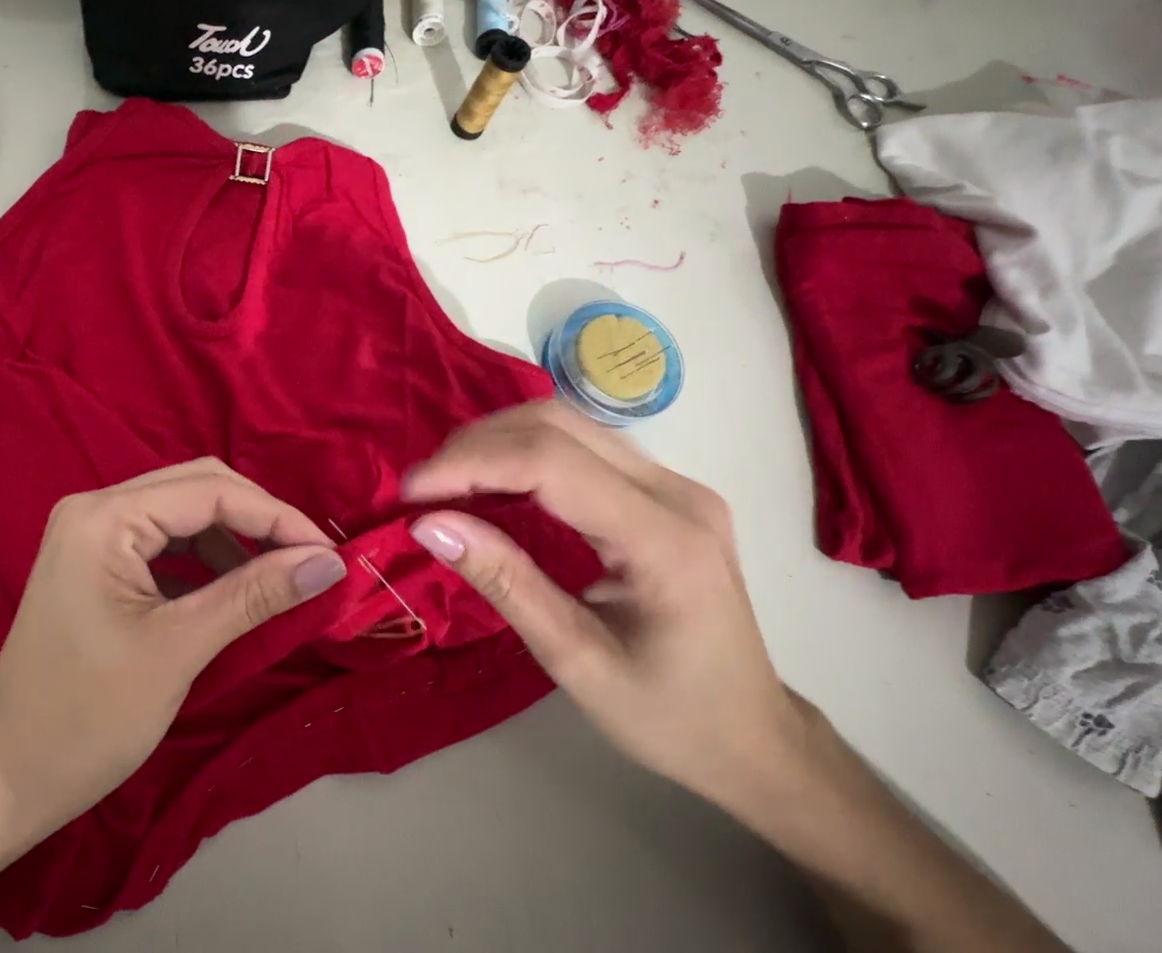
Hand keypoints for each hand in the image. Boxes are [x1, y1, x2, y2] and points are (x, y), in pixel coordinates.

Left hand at [0, 458, 346, 862]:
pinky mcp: (92, 566)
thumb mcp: (179, 649)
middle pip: (196, 489)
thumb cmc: (88, 716)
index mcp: (104, 518)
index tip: (331, 556)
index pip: (210, 491)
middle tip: (310, 564)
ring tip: (279, 581)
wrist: (6, 778)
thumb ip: (255, 595)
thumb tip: (328, 563)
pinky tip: (233, 590)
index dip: (277, 518)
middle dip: (258, 521)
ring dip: (234, 541)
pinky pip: (161, 544)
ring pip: (181, 515)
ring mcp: (88, 536)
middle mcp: (93, 510)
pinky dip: (203, 562)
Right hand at [402, 402, 811, 807]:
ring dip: (497, 443)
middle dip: (476, 446)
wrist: (751, 737)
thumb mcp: (574, 660)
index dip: (471, 465)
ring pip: (570, 425)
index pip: (552, 464)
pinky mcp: (665, 493)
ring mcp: (677, 487)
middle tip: (421, 489)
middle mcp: (678, 493)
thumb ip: (504, 583)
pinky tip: (492, 484)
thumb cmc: (667, 715)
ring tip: (446, 484)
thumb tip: (428, 525)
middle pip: (559, 426)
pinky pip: (583, 447)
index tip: (410, 494)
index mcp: (664, 539)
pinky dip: (525, 454)